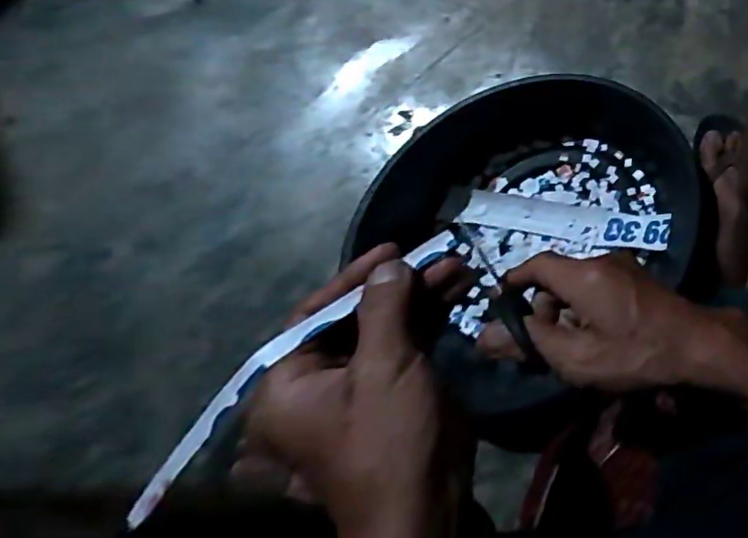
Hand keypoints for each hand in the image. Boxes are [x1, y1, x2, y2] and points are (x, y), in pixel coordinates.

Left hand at [244, 244, 468, 537]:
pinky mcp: (393, 389)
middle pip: (358, 316)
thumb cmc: (386, 435)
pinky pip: (406, 341)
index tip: (393, 248)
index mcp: (289, 386)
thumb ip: (383, 308)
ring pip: (388, 325)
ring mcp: (359, 386)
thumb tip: (387, 264)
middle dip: (402, 284)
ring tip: (458, 265)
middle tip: (438, 254)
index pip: (315, 314)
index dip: (354, 277)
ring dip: (423, 294)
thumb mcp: (383, 366)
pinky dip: (430, 315)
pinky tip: (458, 289)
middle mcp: (317, 383)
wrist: (423, 499)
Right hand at [477, 252, 743, 390]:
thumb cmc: (633, 353)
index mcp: (584, 273)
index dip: (513, 284)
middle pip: (557, 277)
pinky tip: (599, 338)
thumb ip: (530, 342)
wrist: (695, 344)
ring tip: (576, 349)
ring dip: (567, 312)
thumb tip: (485, 333)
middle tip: (545, 347)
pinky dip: (587, 308)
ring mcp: (624, 265)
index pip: (536, 264)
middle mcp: (602, 259)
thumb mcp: (575, 357)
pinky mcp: (637, 277)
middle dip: (544, 309)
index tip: (499, 309)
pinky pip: (598, 286)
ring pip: (577, 283)